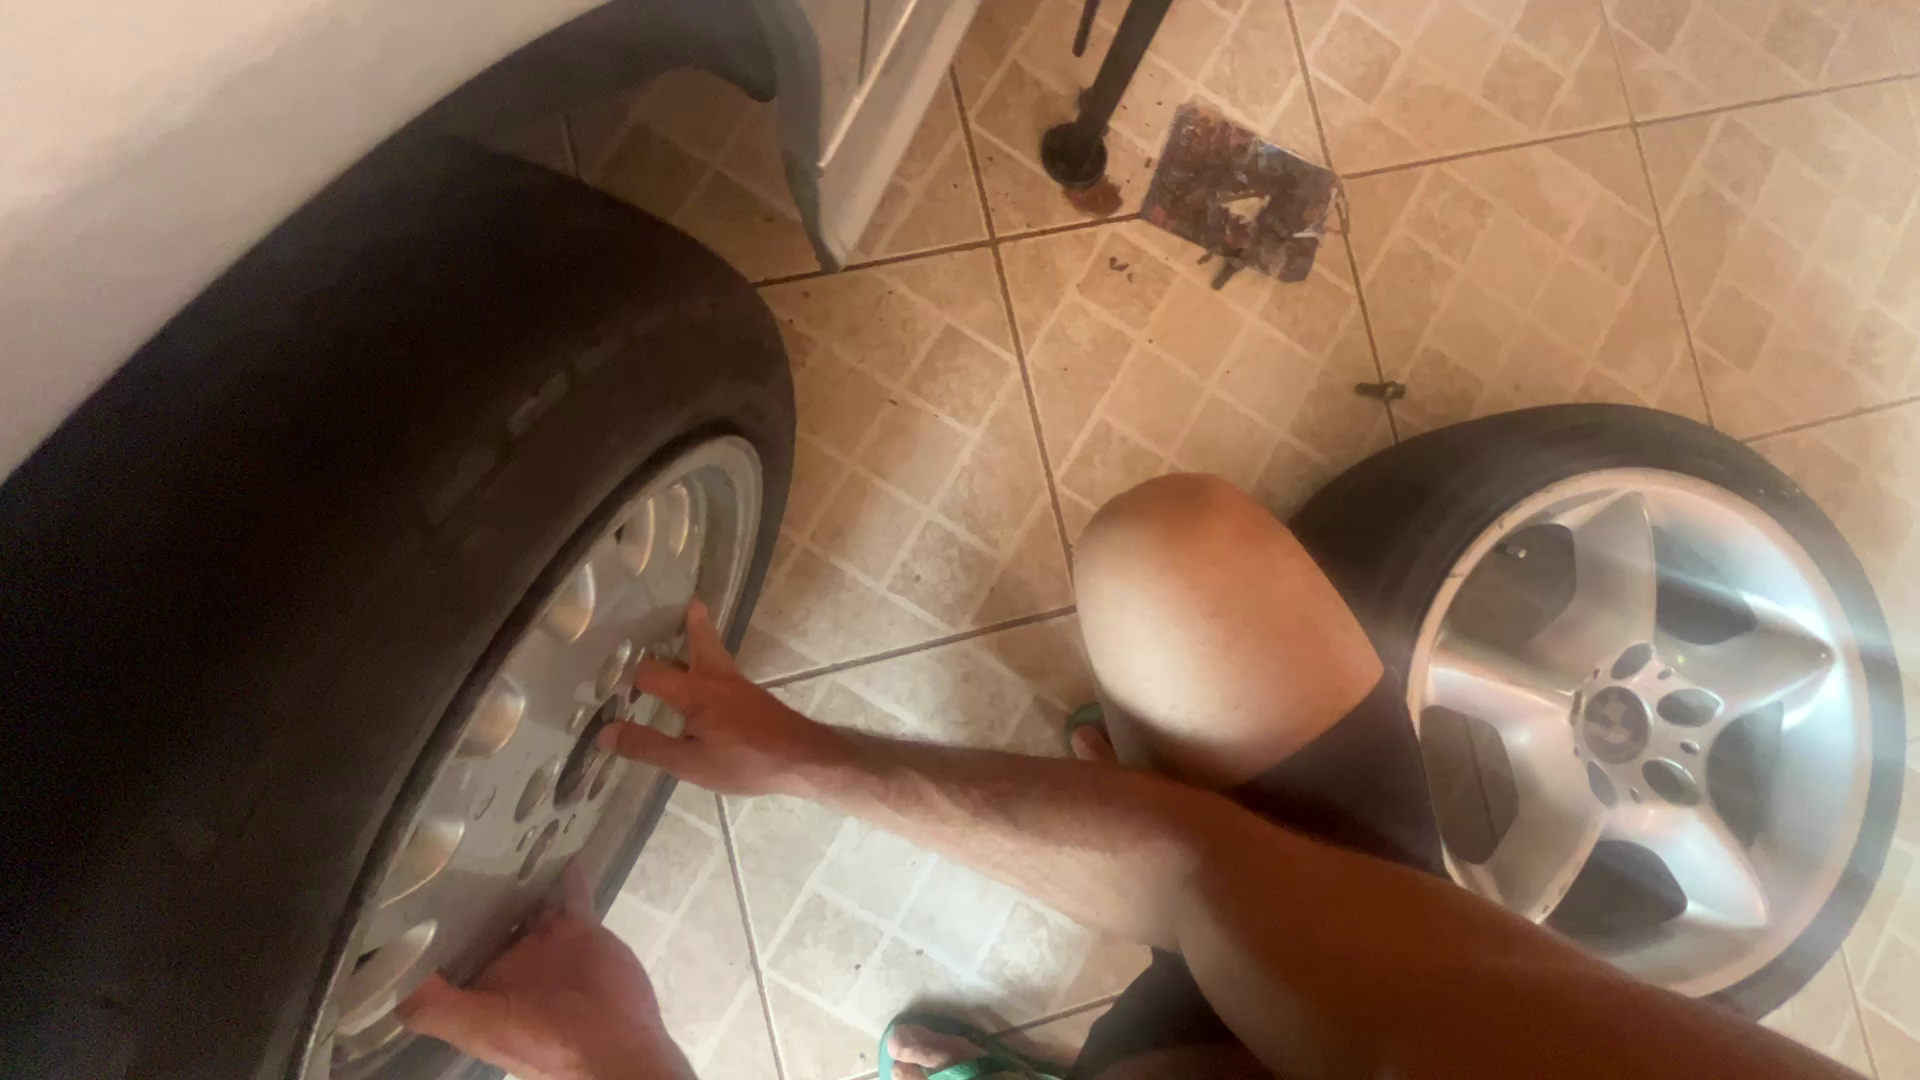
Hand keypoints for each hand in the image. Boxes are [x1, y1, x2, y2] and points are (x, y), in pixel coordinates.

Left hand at [397, 864, 690, 1079]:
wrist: (615, 1042)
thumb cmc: (544, 1041)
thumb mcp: (480, 1028)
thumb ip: (435, 1007)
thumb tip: (384, 985)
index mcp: (479, 988)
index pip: (447, 952)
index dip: (431, 927)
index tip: (414, 890)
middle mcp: (508, 963)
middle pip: (487, 920)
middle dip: (476, 891)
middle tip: (462, 849)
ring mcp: (546, 943)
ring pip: (527, 903)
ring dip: (520, 877)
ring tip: (510, 838)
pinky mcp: (579, 928)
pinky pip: (572, 894)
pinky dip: (569, 874)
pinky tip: (565, 849)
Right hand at [596, 599, 839, 796]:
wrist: (802, 757)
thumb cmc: (746, 761)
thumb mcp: (690, 762)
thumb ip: (648, 746)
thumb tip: (605, 732)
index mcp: (696, 692)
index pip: (651, 672)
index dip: (626, 671)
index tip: (605, 664)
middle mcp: (717, 678)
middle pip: (701, 640)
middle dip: (691, 621)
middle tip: (684, 601)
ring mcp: (738, 685)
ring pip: (715, 652)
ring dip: (702, 636)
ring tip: (692, 622)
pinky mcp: (752, 695)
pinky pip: (724, 669)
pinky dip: (711, 661)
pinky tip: (705, 679)